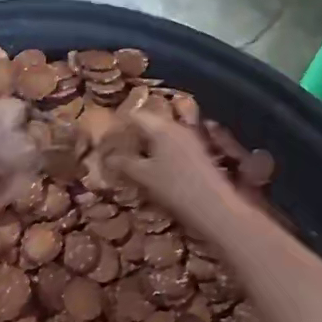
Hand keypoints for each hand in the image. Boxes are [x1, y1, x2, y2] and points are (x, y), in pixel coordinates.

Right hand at [112, 111, 244, 232]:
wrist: (214, 206)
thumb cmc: (174, 188)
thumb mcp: (144, 176)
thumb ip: (124, 164)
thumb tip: (107, 158)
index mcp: (162, 127)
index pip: (136, 115)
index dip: (122, 123)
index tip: (111, 136)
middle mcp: (178, 127)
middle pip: (152, 122)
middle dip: (136, 133)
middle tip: (121, 147)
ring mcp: (192, 138)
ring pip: (165, 134)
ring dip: (150, 143)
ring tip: (136, 158)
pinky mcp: (201, 152)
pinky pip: (176, 144)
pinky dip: (164, 151)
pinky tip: (158, 167)